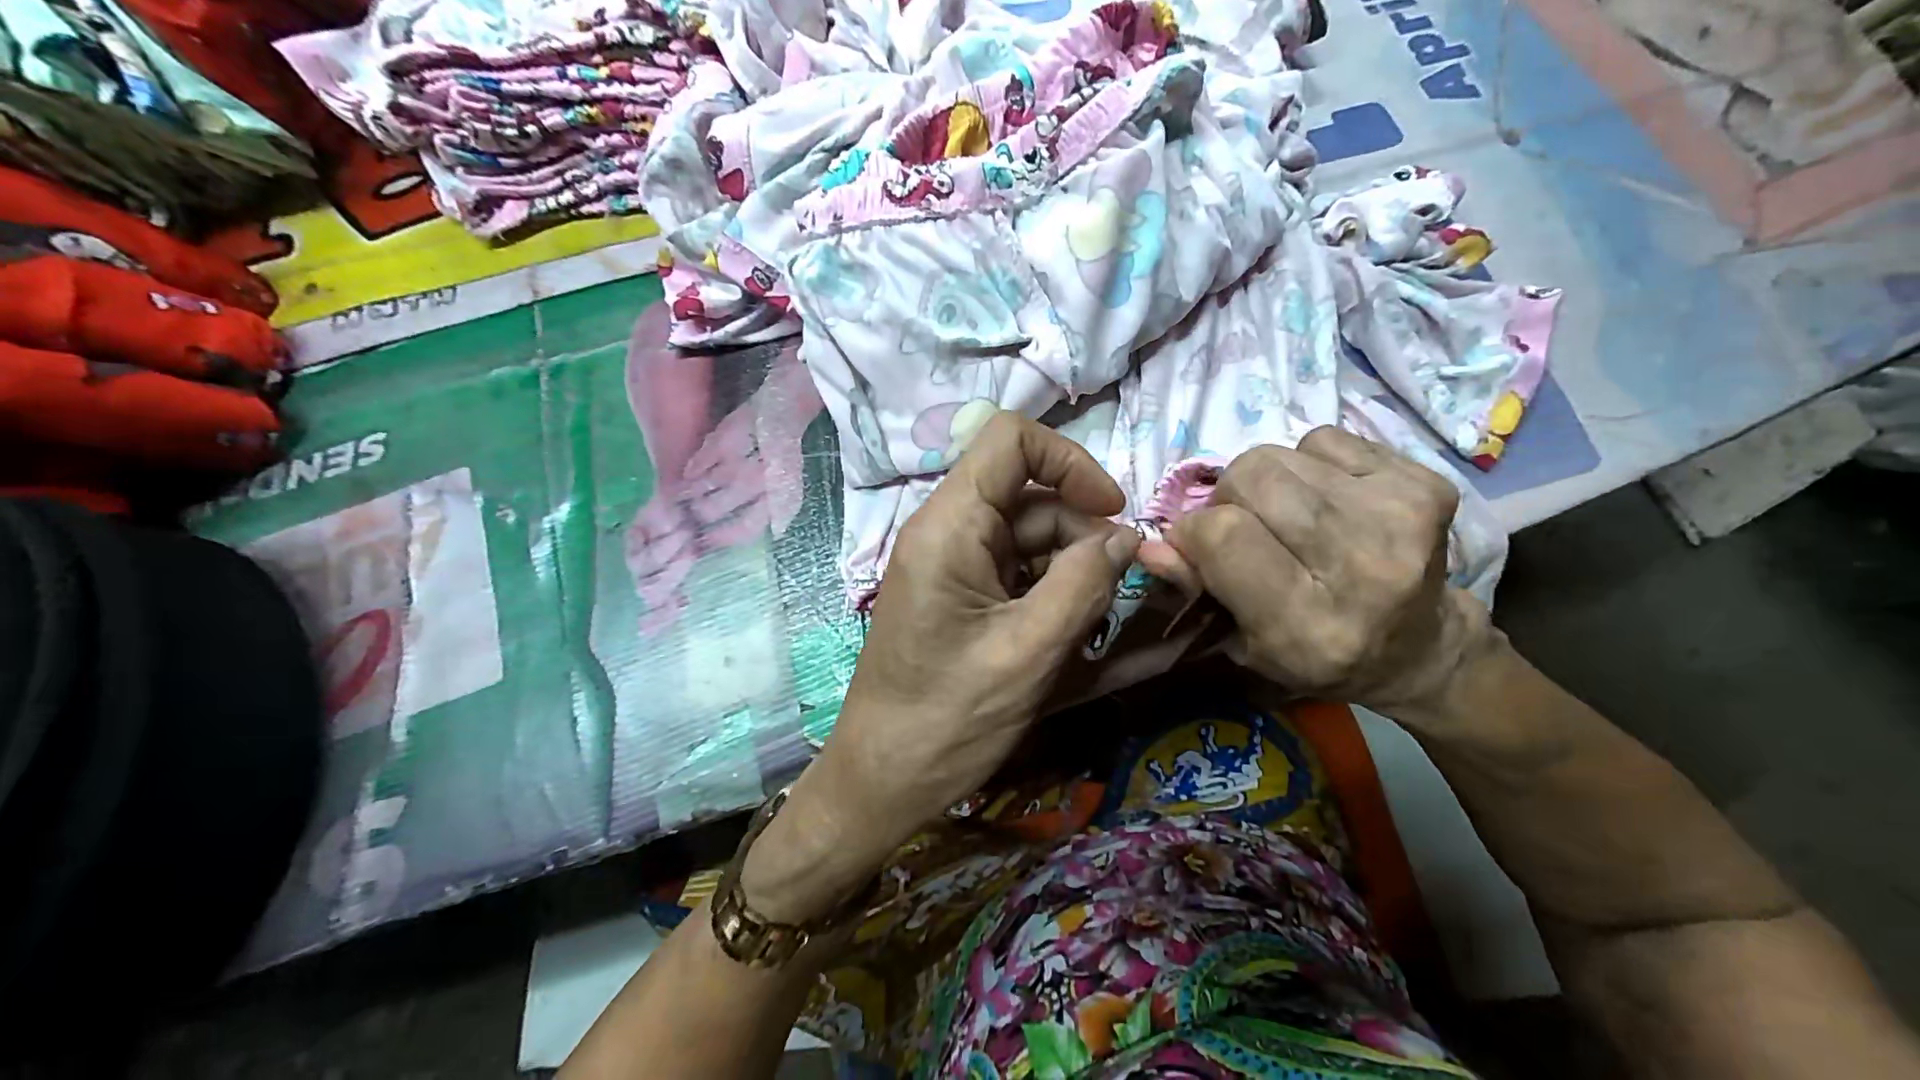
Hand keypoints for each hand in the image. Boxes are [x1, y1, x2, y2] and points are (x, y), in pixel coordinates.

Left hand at [741, 411, 1138, 921]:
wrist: (882, 780)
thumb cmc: (948, 720)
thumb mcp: (1028, 652)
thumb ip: (1083, 585)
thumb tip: (1126, 538)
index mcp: (949, 527)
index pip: (1010, 439)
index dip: (1070, 461)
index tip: (1112, 513)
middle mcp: (945, 532)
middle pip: (1030, 495)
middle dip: (1083, 534)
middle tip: (1123, 591)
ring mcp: (951, 564)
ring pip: (1029, 536)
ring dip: (1072, 569)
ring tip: (1094, 626)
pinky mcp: (958, 595)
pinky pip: (1016, 571)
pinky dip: (1050, 592)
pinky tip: (1070, 634)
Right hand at [1165, 426, 1490, 713]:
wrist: (1420, 646)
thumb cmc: (1317, 653)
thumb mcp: (1245, 642)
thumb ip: (1196, 588)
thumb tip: (1150, 544)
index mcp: (1310, 624)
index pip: (1222, 534)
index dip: (1193, 532)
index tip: (1198, 546)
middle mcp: (1363, 567)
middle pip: (1250, 477)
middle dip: (1228, 499)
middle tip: (1244, 527)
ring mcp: (1400, 516)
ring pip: (1280, 453)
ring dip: (1266, 482)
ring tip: (1287, 517)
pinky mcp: (1425, 482)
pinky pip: (1323, 440)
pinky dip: (1308, 464)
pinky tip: (1326, 501)